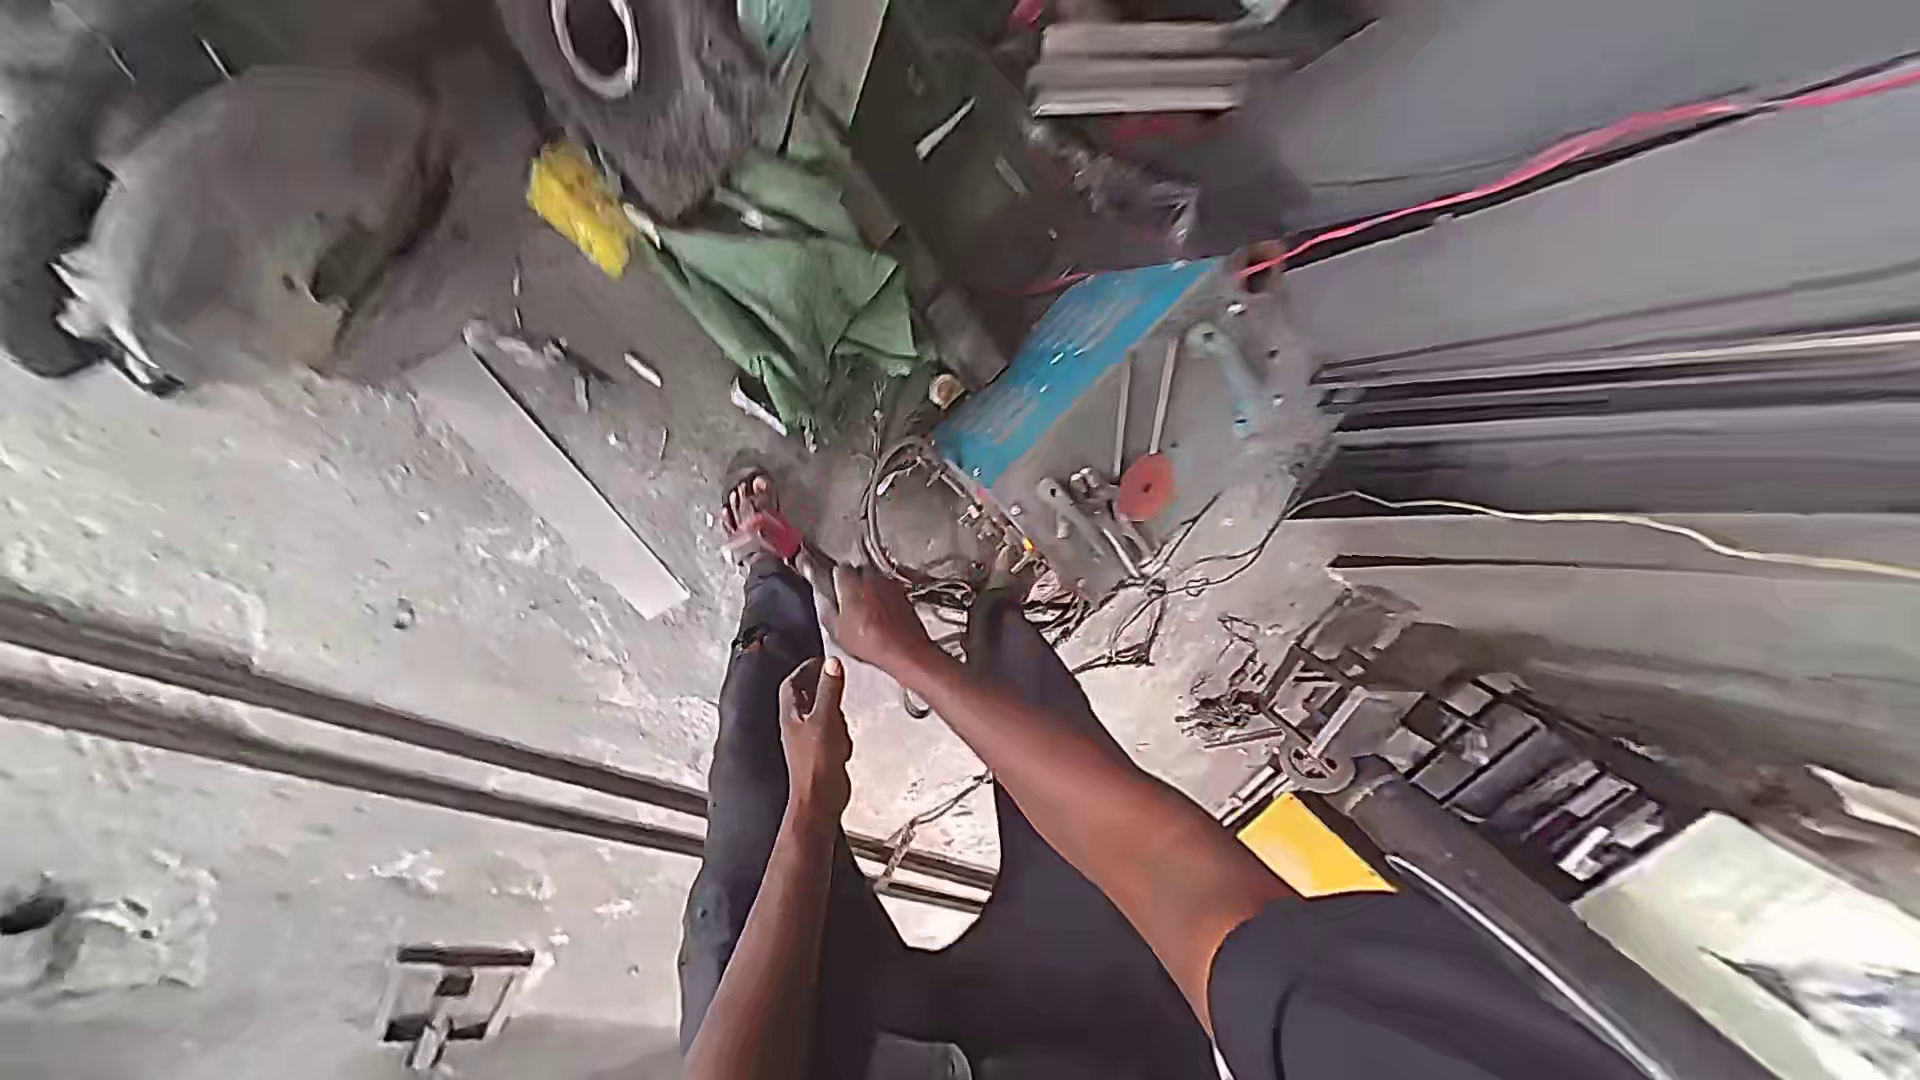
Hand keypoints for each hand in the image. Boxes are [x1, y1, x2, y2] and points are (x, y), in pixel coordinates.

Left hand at [778, 656, 852, 822]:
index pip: (792, 682)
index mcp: (791, 714)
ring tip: (841, 704)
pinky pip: (830, 731)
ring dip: (831, 707)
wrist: (820, 799)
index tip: (822, 660)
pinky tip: (845, 734)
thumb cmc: (816, 764)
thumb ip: (829, 689)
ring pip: (819, 713)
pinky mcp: (821, 751)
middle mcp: (797, 725)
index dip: (806, 668)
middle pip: (805, 696)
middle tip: (834, 675)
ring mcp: (808, 739)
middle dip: (820, 685)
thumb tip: (831, 664)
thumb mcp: (826, 718)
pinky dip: (839, 728)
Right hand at [828, 564, 938, 676]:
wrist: (905, 651)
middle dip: (855, 581)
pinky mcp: (904, 595)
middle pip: (860, 571)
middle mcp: (873, 580)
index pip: (841, 569)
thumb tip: (825, 604)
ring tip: (867, 609)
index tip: (835, 584)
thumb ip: (828, 612)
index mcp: (853, 584)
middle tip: (850, 598)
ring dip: (871, 589)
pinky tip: (881, 615)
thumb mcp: (838, 633)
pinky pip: (890, 590)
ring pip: (876, 580)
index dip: (837, 578)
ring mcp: (891, 586)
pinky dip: (884, 597)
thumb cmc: (873, 643)